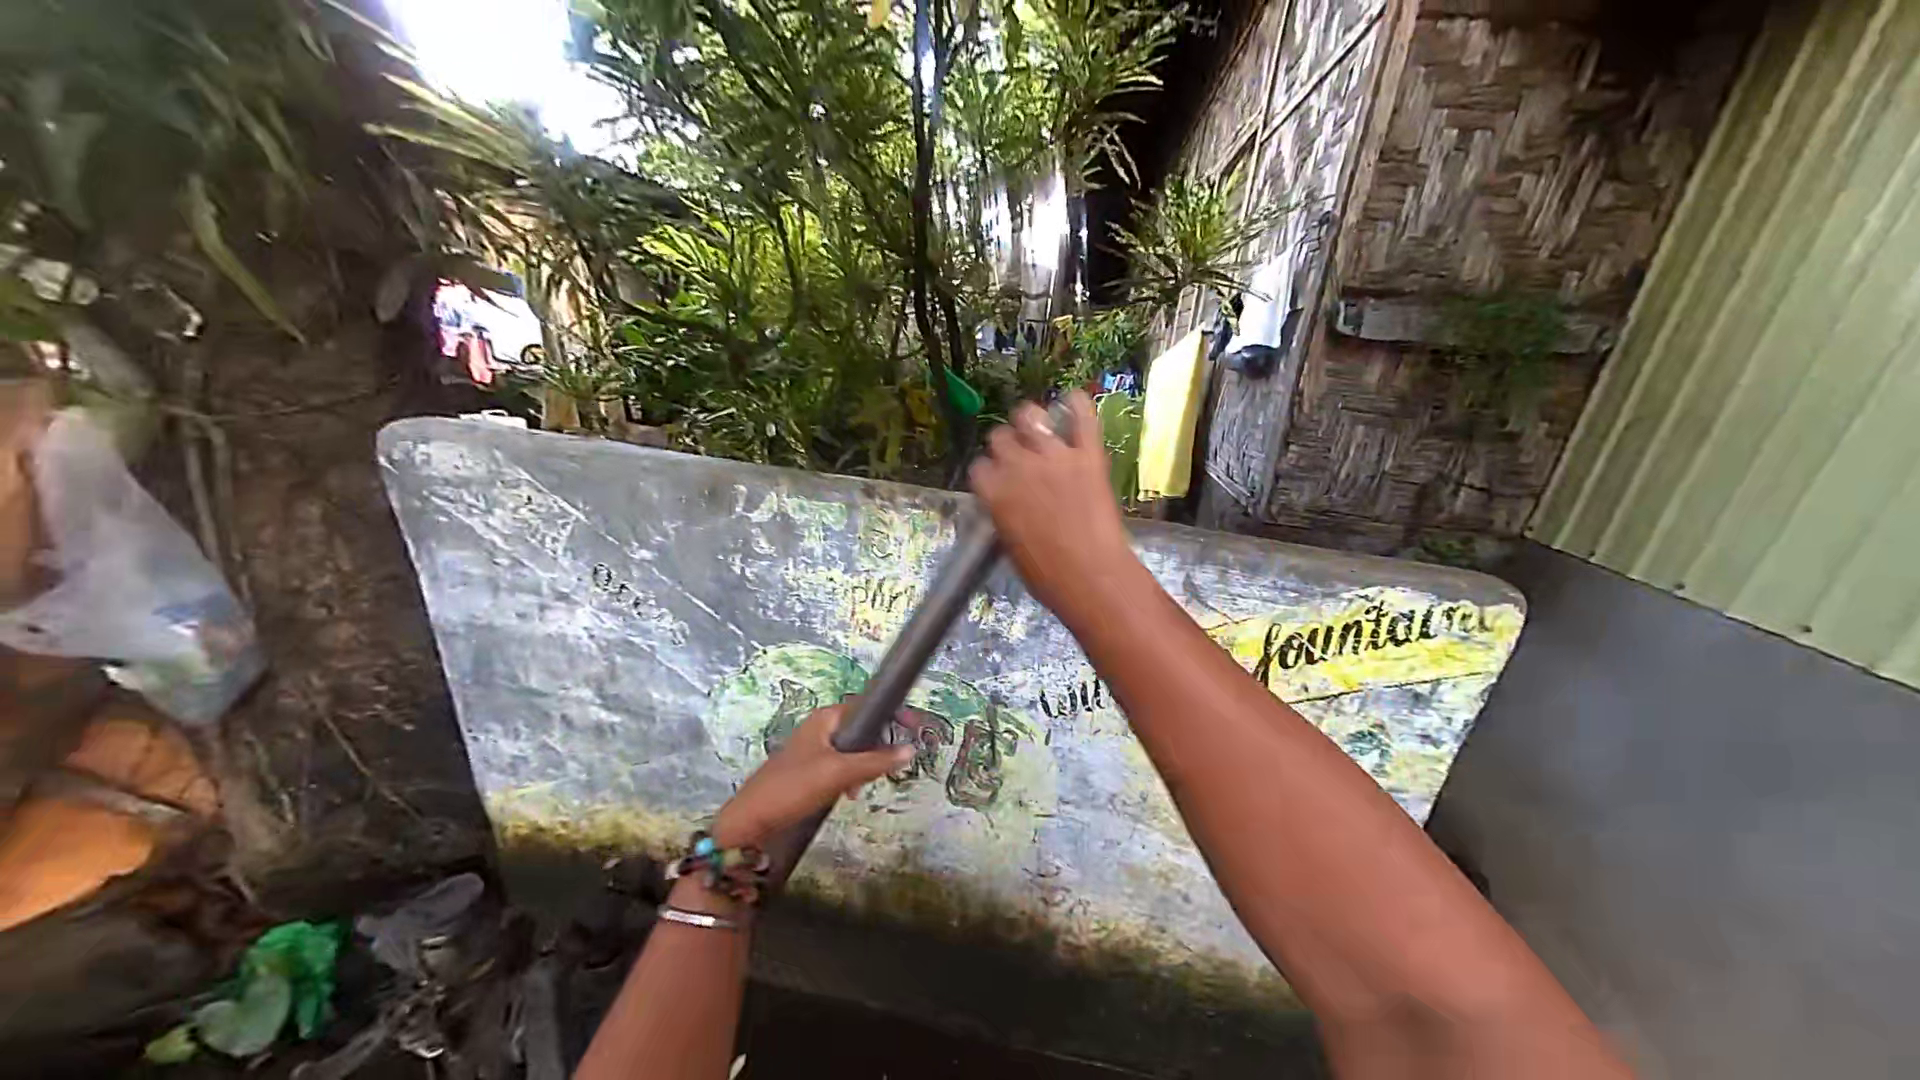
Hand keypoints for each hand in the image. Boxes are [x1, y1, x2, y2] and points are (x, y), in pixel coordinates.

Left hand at [710, 704, 912, 848]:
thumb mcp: (839, 773)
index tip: (915, 728)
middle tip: (894, 762)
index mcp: (826, 717)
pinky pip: (841, 765)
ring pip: (853, 749)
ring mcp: (813, 748)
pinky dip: (851, 776)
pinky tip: (850, 794)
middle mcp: (820, 727)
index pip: (868, 705)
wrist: (751, 821)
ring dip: (865, 764)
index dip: (893, 714)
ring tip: (865, 785)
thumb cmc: (794, 787)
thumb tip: (911, 749)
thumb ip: (876, 761)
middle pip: (862, 727)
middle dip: (880, 744)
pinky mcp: (809, 770)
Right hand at [968, 390, 1134, 616]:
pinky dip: (1077, 404)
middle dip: (1005, 447)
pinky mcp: (1088, 454)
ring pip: (1030, 417)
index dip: (989, 473)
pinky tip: (1072, 402)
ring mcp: (1054, 456)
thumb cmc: (1047, 576)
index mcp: (994, 492)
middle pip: (999, 437)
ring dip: (1030, 422)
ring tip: (1039, 432)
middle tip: (1019, 460)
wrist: (1092, 577)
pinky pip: (1082, 416)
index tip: (998, 481)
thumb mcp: (1010, 546)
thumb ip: (1004, 514)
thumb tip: (1008, 504)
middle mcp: (1018, 466)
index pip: (979, 467)